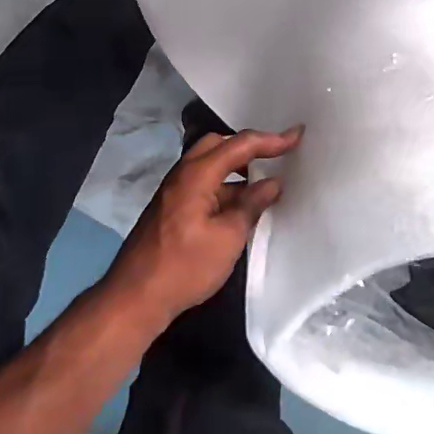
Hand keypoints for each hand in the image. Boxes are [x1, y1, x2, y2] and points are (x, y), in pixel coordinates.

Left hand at [105, 126, 303, 323]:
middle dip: (248, 147)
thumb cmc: (185, 266)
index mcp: (196, 174)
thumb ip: (251, 206)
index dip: (270, 140)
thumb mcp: (228, 238)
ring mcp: (174, 191)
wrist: (136, 296)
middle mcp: (182, 175)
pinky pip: (203, 184)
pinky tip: (242, 204)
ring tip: (266, 181)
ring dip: (237, 169)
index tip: (297, 136)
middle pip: (218, 145)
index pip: (238, 145)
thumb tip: (272, 183)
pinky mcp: (171, 208)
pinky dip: (225, 186)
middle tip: (276, 155)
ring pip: (209, 165)